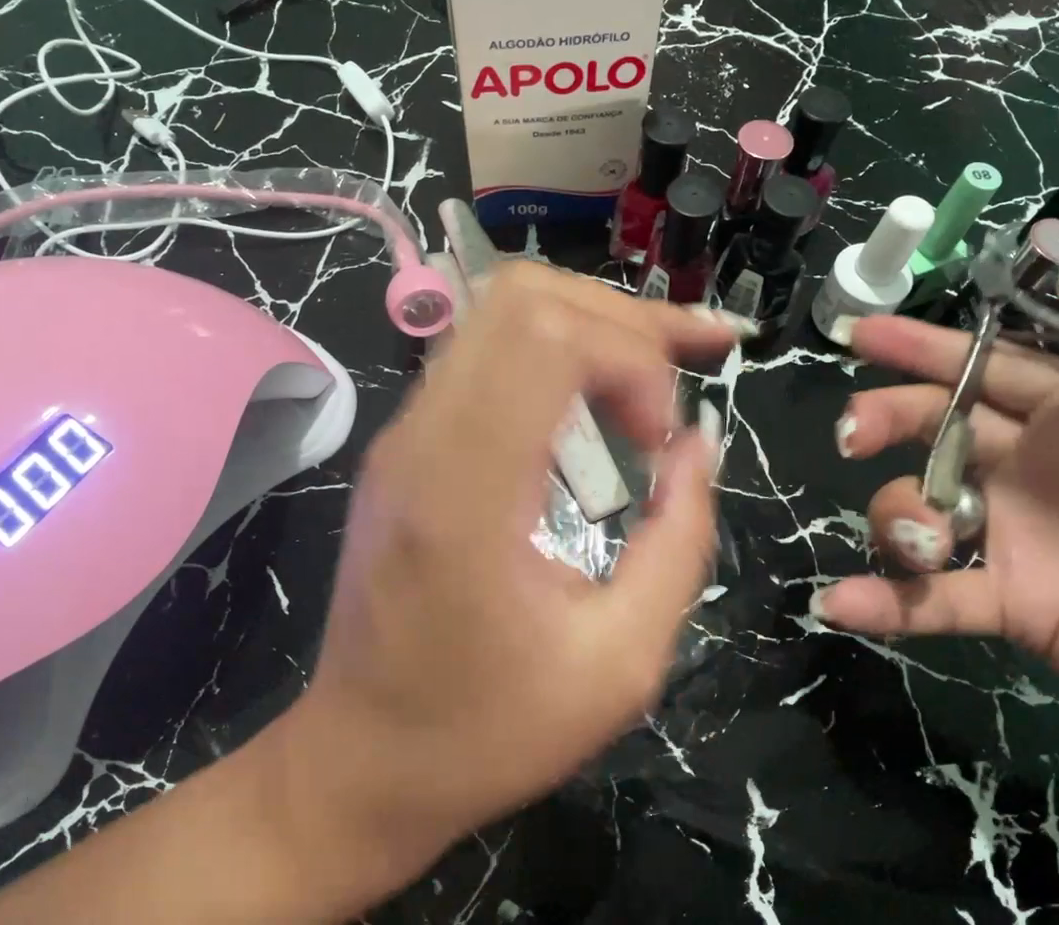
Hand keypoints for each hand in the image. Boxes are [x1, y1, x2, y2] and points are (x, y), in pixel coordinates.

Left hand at [0, 265, 739, 924]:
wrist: (361, 762)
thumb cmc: (487, 733)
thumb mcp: (620, 665)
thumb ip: (678, 544)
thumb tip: (697, 448)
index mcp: (464, 491)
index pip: (546, 336)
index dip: (634, 356)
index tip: (665, 441)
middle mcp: (421, 439)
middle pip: (522, 297)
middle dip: (623, 320)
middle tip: (684, 378)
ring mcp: (403, 434)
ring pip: (499, 310)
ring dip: (591, 327)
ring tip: (658, 378)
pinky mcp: (406, 445)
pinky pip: (485, 354)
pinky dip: (556, 354)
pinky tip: (603, 399)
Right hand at [813, 268, 1058, 823]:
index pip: (1001, 362)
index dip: (930, 345)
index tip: (864, 334)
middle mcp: (1056, 467)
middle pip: (944, 424)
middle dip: (889, 414)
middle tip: (853, 427)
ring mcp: (1032, 543)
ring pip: (925, 506)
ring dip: (893, 510)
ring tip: (916, 537)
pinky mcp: (1025, 614)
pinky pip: (936, 601)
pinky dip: (883, 602)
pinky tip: (841, 605)